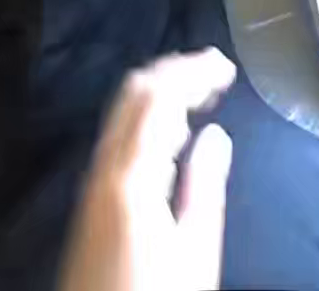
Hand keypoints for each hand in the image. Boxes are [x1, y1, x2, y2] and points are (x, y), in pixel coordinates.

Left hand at [57, 49, 236, 290]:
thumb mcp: (195, 250)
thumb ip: (205, 186)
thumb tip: (215, 134)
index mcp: (133, 176)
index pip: (160, 96)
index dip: (195, 70)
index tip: (227, 69)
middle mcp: (105, 168)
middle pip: (136, 92)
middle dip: (178, 69)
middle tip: (215, 70)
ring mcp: (93, 181)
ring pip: (125, 107)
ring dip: (163, 86)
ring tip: (201, 89)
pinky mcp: (91, 197)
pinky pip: (120, 131)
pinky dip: (149, 111)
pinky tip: (174, 126)